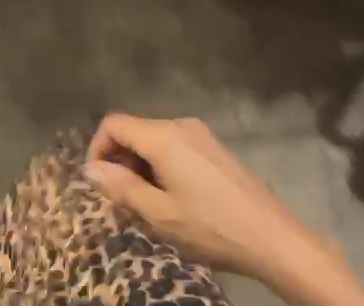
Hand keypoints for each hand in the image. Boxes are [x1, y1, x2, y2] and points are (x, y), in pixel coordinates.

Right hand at [85, 115, 363, 305]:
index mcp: (163, 136)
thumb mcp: (159, 214)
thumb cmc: (211, 227)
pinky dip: (161, 167)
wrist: (274, 239)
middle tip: (122, 203)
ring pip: (153, 141)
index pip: (113, 124)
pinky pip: (173, 148)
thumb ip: (121, 188)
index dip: (97, 149)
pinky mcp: (213, 149)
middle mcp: (180, 125)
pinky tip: (173, 201)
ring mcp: (200, 135)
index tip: (99, 184)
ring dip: (140, 168)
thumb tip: (89, 168)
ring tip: (147, 207)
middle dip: (120, 162)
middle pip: (134, 131)